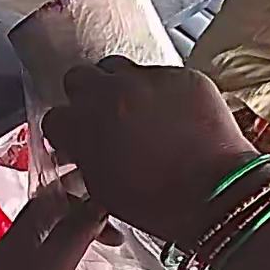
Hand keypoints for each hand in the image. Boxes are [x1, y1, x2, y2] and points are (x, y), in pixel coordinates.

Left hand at [0, 185, 109, 269]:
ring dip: (84, 228)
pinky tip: (98, 258)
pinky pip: (61, 256)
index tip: (108, 187)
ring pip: (58, 235)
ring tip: (114, 238)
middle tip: (117, 216)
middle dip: (83, 207)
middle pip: (51, 214)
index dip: (73, 189)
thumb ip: (71, 237)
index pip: (44, 199)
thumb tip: (98, 201)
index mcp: (15, 241)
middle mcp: (18, 251)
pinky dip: (80, 248)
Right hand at [40, 57, 256, 241]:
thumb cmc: (157, 202)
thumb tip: (77, 149)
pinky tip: (170, 116)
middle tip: (99, 115)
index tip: (73, 138)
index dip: (64, 130)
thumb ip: (82, 158)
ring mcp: (147, 79)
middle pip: (79, 78)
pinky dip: (159, 92)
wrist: (215, 196)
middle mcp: (110, 93)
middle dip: (84, 95)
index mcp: (83, 125)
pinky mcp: (181, 75)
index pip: (54, 117)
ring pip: (117, 68)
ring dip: (118, 85)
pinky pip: (159, 75)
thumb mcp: (101, 188)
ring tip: (133, 110)